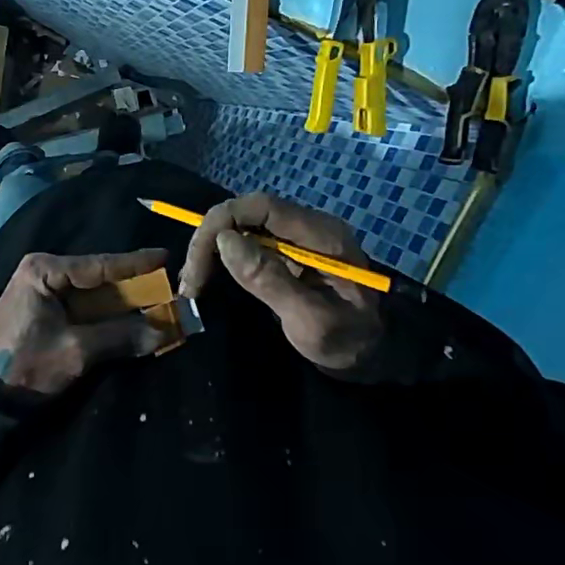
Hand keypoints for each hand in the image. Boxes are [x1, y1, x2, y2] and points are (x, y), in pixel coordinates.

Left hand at [0, 249, 172, 396]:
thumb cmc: (25, 364)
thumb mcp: (75, 351)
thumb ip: (118, 337)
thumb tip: (162, 331)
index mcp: (44, 270)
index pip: (98, 265)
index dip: (134, 264)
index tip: (165, 256)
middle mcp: (44, 270)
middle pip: (98, 275)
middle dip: (133, 283)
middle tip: (169, 285)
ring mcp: (44, 286)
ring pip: (93, 290)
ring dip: (122, 300)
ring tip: (158, 299)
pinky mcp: (46, 305)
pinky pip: (84, 303)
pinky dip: (107, 311)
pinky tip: (131, 316)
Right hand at [180, 192, 384, 372]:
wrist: (373, 359)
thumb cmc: (349, 342)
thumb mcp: (312, 322)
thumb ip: (271, 281)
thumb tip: (225, 241)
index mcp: (321, 234)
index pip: (262, 206)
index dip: (223, 222)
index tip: (200, 258)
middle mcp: (306, 225)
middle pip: (245, 213)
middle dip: (210, 239)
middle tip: (191, 279)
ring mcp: (295, 237)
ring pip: (239, 226)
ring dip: (210, 249)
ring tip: (193, 282)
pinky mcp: (284, 250)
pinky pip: (244, 241)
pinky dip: (220, 257)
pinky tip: (206, 277)